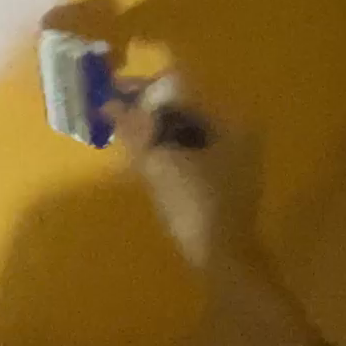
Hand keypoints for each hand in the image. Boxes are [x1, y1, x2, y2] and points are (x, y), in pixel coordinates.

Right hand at [107, 75, 263, 267]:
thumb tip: (108, 103)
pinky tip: (141, 155)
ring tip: (121, 134)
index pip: (182, 88)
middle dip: (146, 109)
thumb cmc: (194, 208)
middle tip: (112, 115)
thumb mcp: (160, 165)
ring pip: (184, 127)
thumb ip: (135, 131)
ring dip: (153, 128)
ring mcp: (232, 151)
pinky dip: (165, 146)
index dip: (144, 89)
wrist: (221, 258)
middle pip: (184, 106)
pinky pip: (188, 147)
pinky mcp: (222, 172)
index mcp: (230, 118)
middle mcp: (237, 127)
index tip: (112, 92)